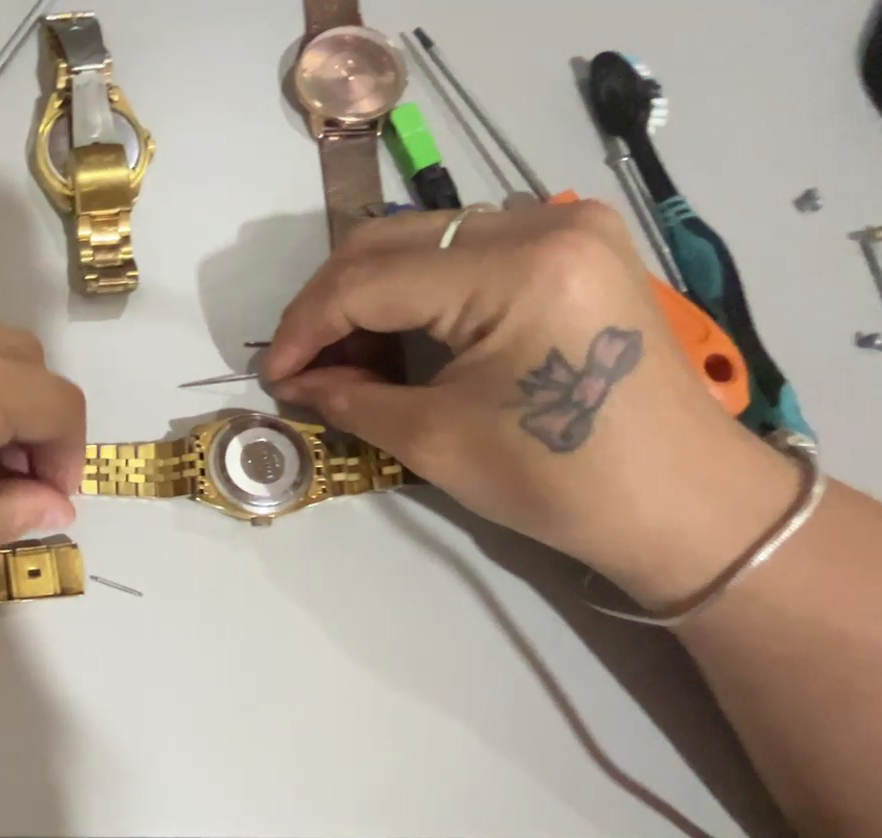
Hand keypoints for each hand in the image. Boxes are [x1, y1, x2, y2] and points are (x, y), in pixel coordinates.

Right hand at [263, 200, 797, 608]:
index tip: (272, 376)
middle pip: (385, 243)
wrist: (680, 499)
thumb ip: (347, 396)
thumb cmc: (557, 477)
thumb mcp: (431, 439)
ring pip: (416, 242)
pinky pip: (456, 252)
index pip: (366, 281)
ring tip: (344, 361)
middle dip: (325, 306)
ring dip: (362, 298)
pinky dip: (408, 293)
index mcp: (516, 270)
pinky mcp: (569, 247)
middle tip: (298, 365)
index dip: (303, 329)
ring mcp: (563, 226)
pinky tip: (393, 340)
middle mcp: (542, 224)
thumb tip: (292, 381)